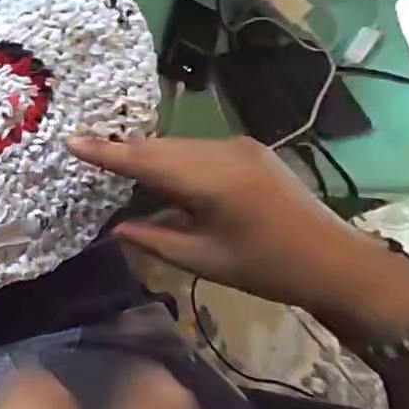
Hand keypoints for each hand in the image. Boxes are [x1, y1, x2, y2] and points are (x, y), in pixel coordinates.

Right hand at [69, 136, 396, 316]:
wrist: (337, 261)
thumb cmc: (268, 268)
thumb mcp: (204, 261)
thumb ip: (154, 240)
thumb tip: (116, 228)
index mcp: (212, 181)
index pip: (146, 160)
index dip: (106, 152)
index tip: (71, 140)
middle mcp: (223, 152)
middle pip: (159, 147)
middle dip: (123, 152)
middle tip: (88, 154)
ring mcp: (239, 146)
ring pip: (177, 145)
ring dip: (148, 155)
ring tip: (118, 164)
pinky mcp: (248, 149)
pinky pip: (197, 148)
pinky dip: (172, 158)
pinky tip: (161, 173)